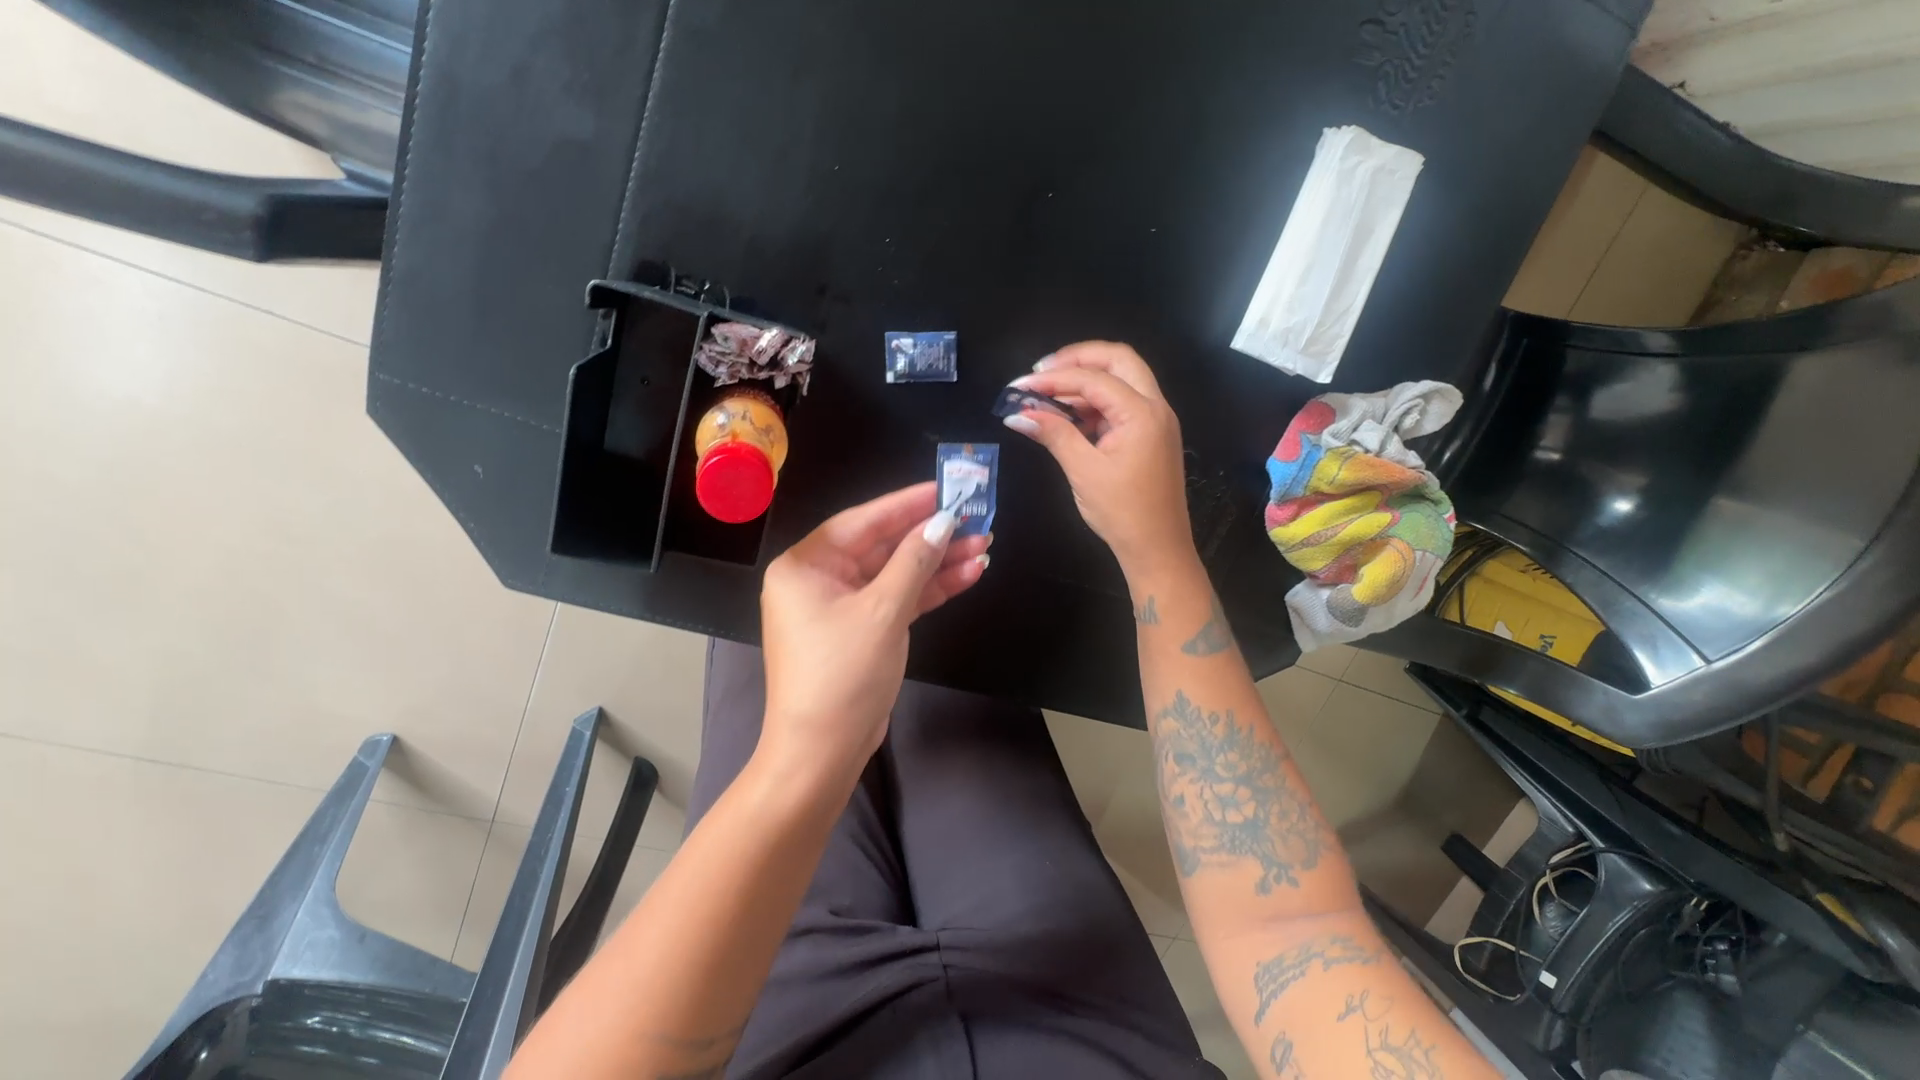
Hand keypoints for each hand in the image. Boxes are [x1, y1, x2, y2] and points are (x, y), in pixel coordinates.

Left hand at [758, 482, 991, 781]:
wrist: (822, 752)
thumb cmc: (842, 675)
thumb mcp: (882, 612)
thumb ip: (915, 562)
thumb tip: (944, 522)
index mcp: (806, 565)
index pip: (864, 521)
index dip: (908, 503)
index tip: (948, 487)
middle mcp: (818, 580)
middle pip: (882, 546)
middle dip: (931, 536)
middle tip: (977, 517)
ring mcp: (839, 607)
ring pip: (895, 573)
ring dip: (938, 563)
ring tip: (984, 545)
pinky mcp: (860, 632)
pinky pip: (896, 599)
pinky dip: (929, 590)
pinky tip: (967, 574)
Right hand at [1002, 341, 1195, 579]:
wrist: (1159, 549)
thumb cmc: (1122, 512)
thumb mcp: (1083, 471)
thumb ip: (1054, 434)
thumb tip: (1017, 414)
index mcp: (1142, 413)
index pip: (1093, 378)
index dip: (1053, 378)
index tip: (1019, 385)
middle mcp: (1156, 406)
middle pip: (1118, 360)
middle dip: (1078, 359)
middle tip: (1042, 372)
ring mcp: (1156, 420)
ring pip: (1123, 379)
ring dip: (1086, 380)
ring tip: (1048, 394)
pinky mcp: (1151, 434)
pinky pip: (1123, 403)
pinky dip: (1096, 401)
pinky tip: (1068, 415)